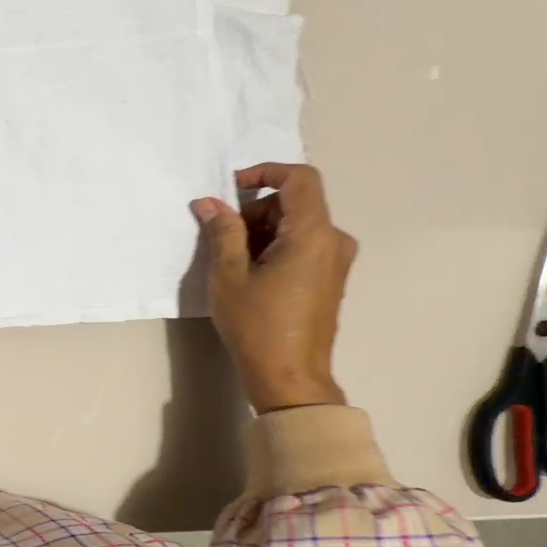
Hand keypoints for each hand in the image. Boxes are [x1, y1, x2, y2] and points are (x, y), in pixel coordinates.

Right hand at [191, 163, 356, 414]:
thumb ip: (222, 232)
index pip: (299, 179)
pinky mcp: (329, 278)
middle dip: (254, 210)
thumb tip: (210, 202)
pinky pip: (302, 246)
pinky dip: (273, 248)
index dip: (264, 172)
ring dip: (261, 232)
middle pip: (295, 203)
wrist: (288, 373)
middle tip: (221, 238)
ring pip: (296, 226)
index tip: (230, 188)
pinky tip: (249, 275)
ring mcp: (335, 260)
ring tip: (231, 263)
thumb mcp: (228, 275)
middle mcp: (334, 239)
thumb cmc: (255, 323)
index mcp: (312, 233)